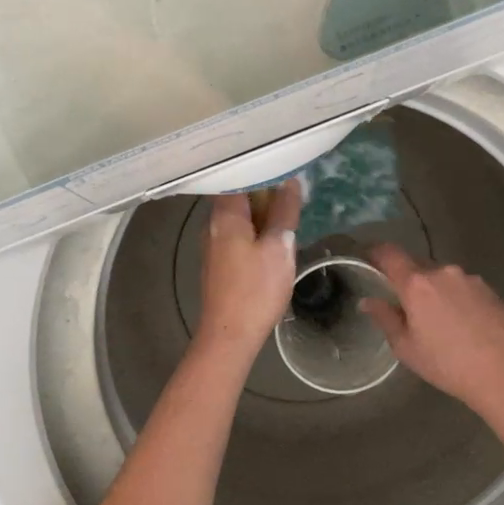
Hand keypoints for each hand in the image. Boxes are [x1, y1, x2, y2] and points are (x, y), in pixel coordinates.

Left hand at [196, 180, 301, 357]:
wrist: (230, 334)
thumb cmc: (256, 289)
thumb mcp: (279, 247)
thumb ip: (284, 212)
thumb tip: (291, 182)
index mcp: (224, 216)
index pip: (239, 177)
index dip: (262, 172)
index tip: (285, 169)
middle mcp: (212, 226)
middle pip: (237, 198)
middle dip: (264, 194)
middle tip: (292, 194)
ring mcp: (212, 246)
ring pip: (238, 219)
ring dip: (261, 216)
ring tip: (286, 217)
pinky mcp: (217, 265)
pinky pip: (236, 237)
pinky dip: (254, 233)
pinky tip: (272, 242)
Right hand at [360, 243, 503, 411]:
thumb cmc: (447, 364)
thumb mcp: (406, 347)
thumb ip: (385, 318)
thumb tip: (368, 301)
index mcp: (417, 284)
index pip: (389, 254)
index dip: (375, 252)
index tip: (368, 258)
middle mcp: (443, 272)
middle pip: (416, 265)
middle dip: (406, 280)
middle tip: (403, 305)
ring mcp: (469, 279)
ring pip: (441, 277)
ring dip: (433, 290)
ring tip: (437, 320)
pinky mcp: (489, 289)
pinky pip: (462, 286)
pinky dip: (454, 297)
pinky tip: (461, 323)